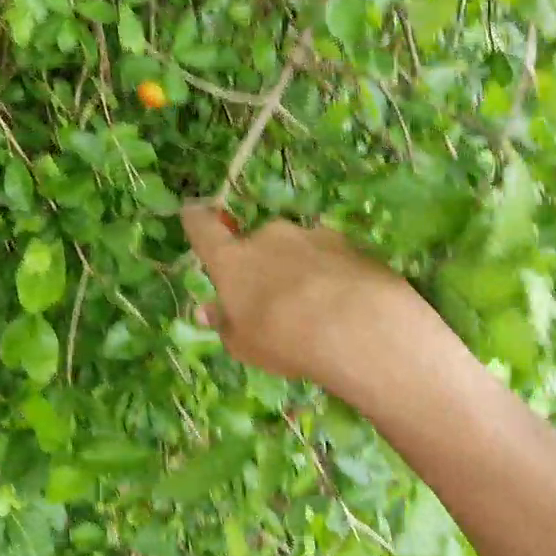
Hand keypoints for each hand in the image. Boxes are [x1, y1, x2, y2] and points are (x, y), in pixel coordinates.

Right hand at [180, 204, 429, 392]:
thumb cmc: (284, 340)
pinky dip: (332, 276)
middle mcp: (269, 237)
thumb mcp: (243, 344)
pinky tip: (345, 307)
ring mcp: (315, 237)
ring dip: (299, 269)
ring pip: (298, 250)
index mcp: (232, 259)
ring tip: (316, 308)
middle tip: (271, 298)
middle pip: (257, 243)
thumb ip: (224, 323)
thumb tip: (208, 311)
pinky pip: (332, 260)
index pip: (203, 229)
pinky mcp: (354, 246)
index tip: (192, 211)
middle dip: (261, 263)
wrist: (362, 331)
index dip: (196, 220)